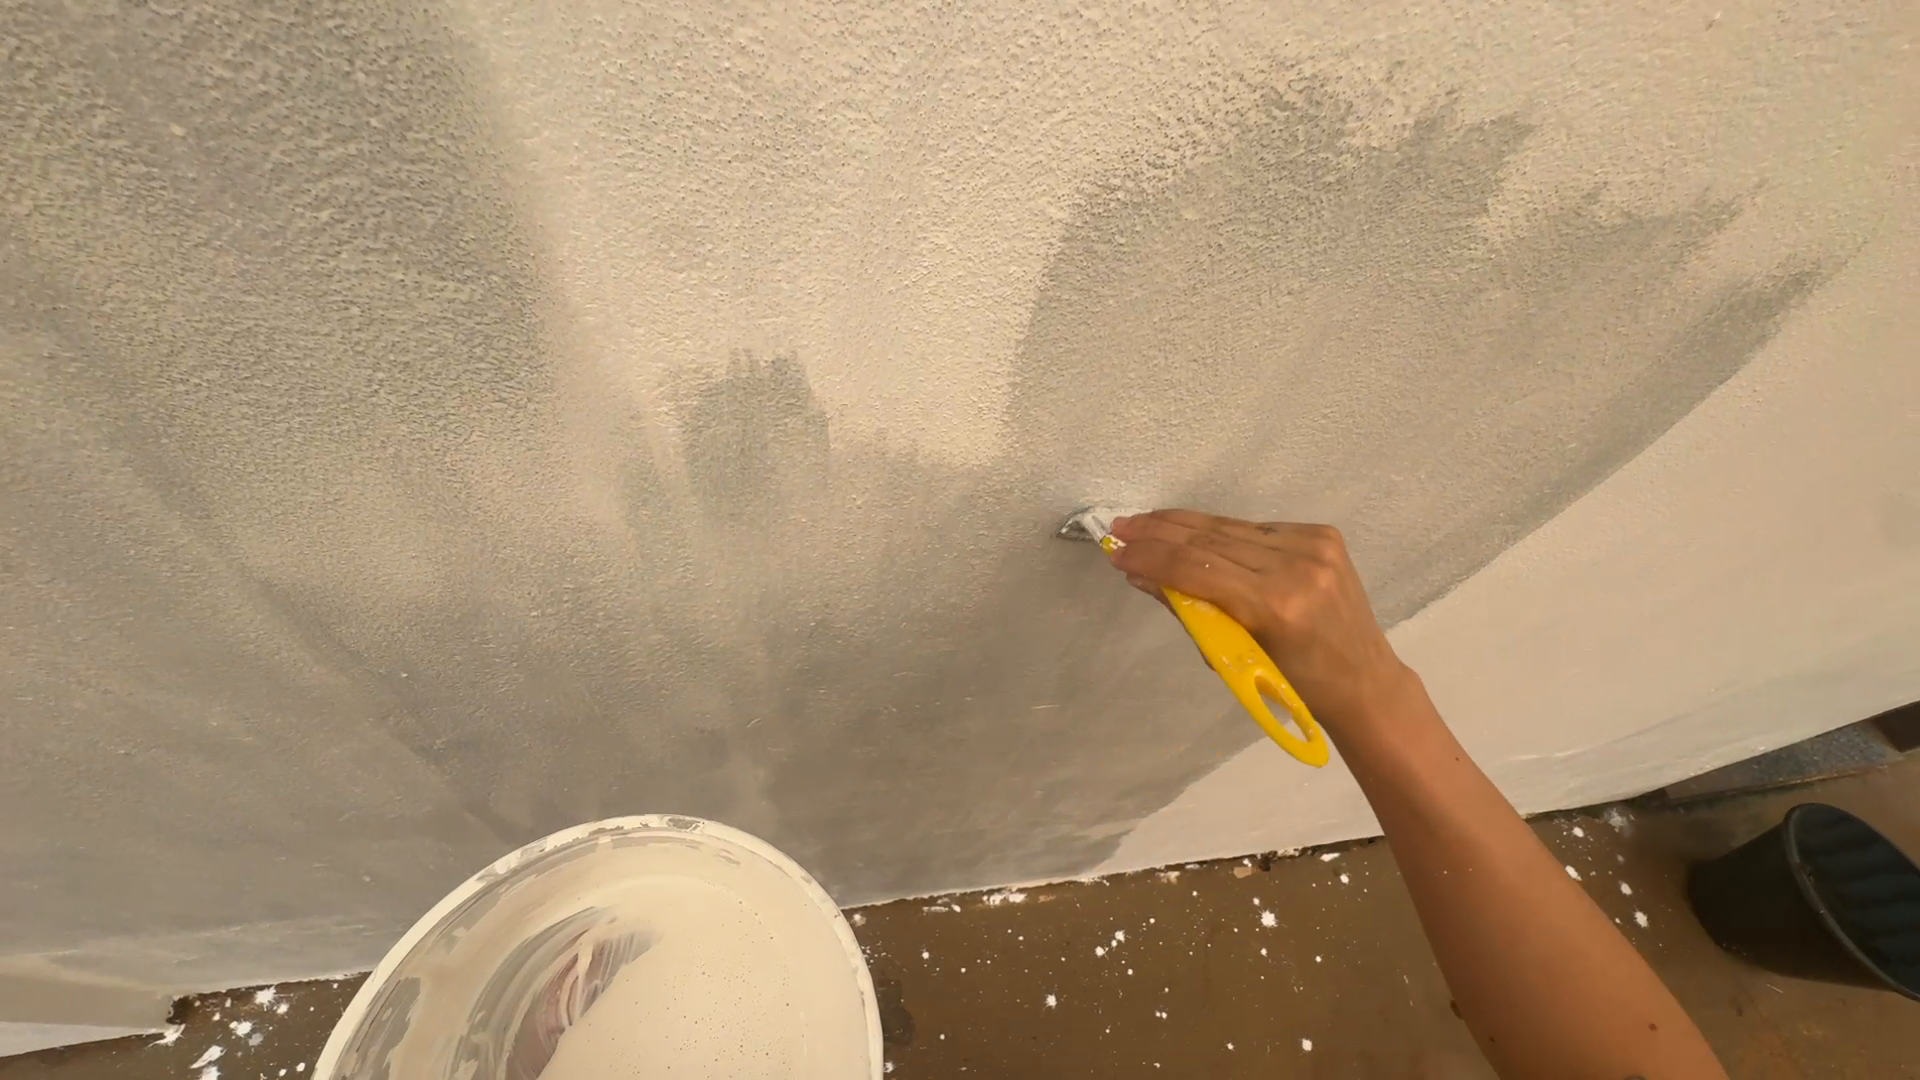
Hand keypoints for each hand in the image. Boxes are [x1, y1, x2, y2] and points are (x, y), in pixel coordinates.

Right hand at [1107, 510, 1413, 729]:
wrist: (1364, 679)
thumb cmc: (1295, 685)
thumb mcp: (1233, 657)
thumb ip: (1188, 609)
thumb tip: (1141, 575)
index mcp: (1276, 605)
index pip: (1196, 569)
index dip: (1151, 558)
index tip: (1116, 554)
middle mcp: (1297, 566)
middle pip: (1209, 540)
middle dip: (1157, 533)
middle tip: (1119, 529)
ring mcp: (1313, 545)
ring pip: (1228, 528)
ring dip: (1180, 525)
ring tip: (1143, 523)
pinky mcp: (1321, 534)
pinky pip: (1252, 529)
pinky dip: (1217, 531)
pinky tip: (1189, 533)